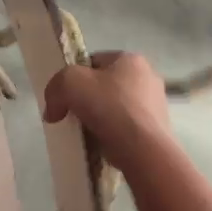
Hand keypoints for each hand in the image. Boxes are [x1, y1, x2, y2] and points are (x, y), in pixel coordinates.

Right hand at [43, 51, 173, 171]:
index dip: (75, 77)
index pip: (93, 61)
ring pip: (115, 108)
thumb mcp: (68, 83)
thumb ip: (54, 89)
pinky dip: (114, 134)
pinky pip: (127, 128)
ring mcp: (157, 106)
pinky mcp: (159, 132)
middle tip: (74, 113)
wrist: (143, 151)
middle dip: (88, 98)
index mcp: (130, 59)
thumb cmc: (108, 106)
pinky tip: (104, 144)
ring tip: (88, 132)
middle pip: (104, 85)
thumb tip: (52, 111)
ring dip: (100, 118)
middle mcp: (148, 78)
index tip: (67, 95)